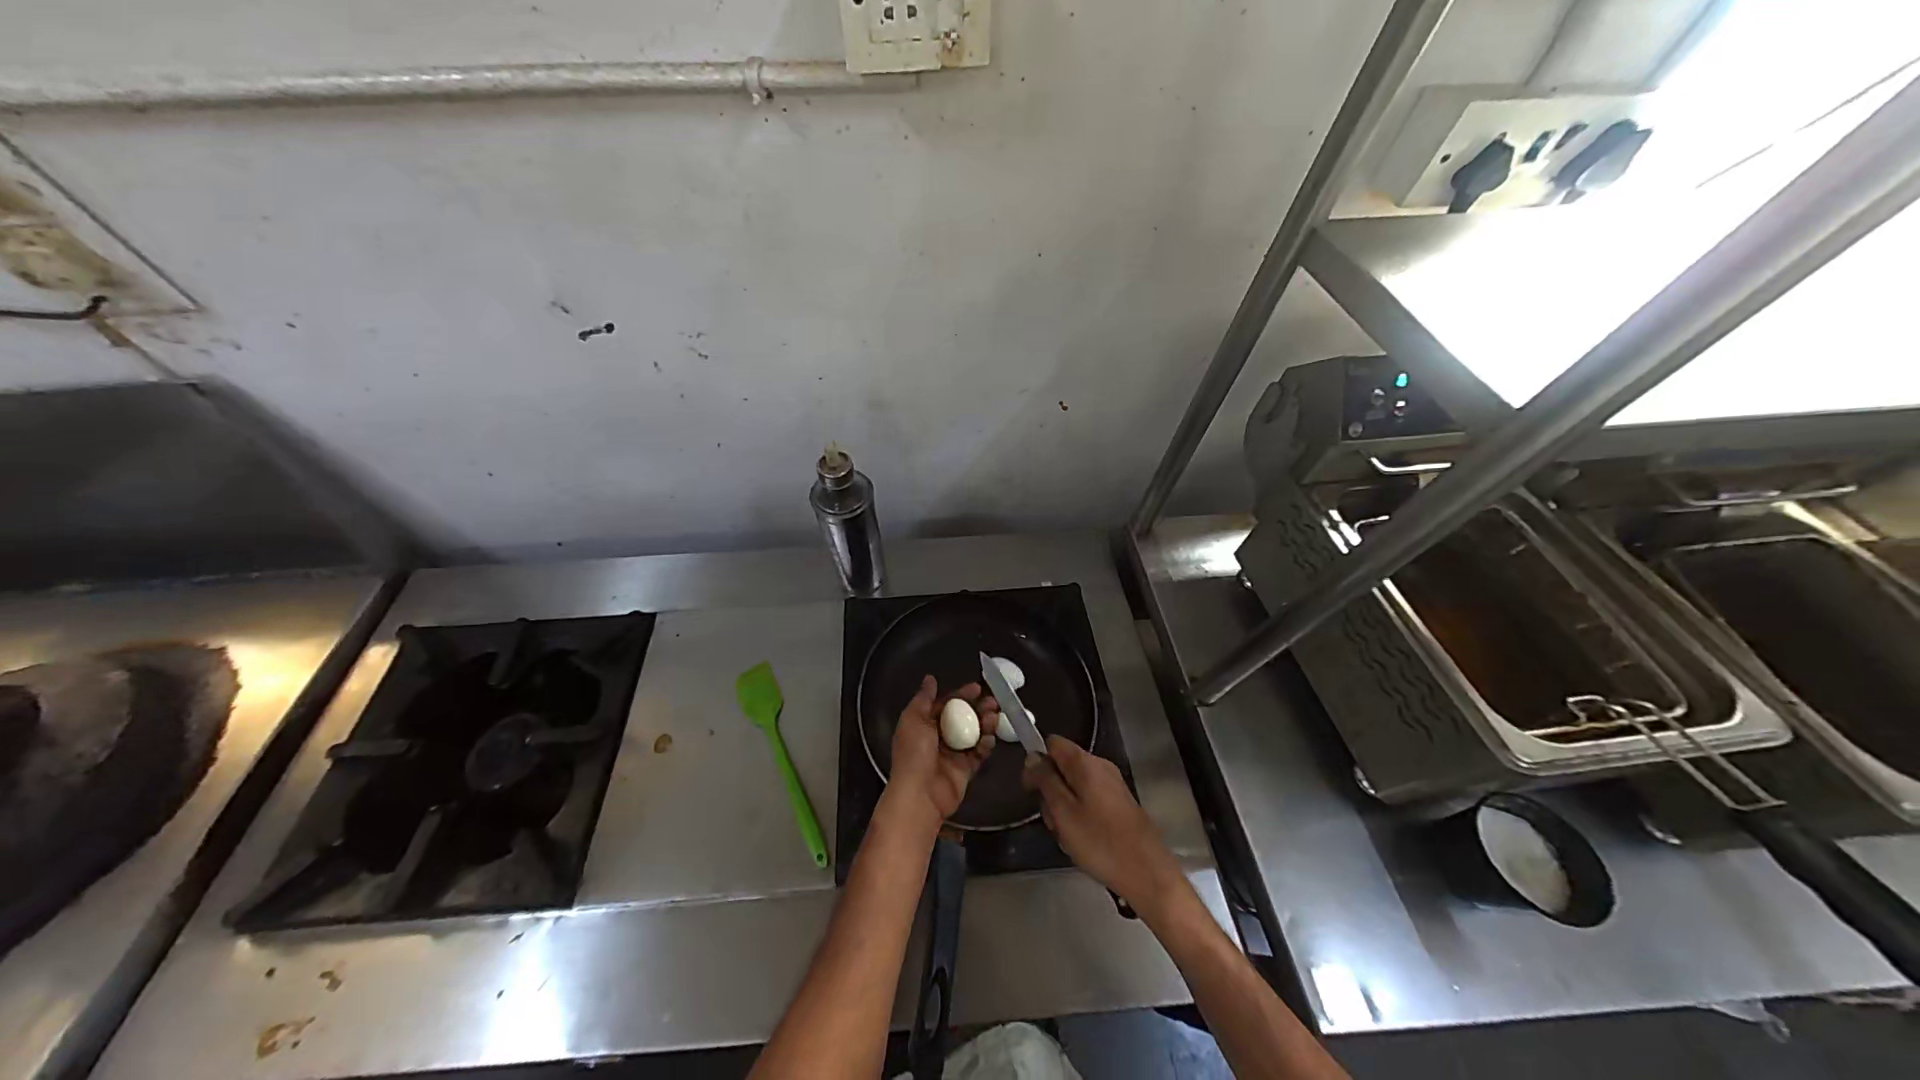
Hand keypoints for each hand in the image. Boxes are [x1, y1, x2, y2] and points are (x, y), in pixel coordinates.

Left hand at [884, 676, 997, 829]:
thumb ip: (923, 698)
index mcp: (924, 724)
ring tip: (995, 717)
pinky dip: (986, 744)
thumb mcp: (913, 719)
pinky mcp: (965, 769)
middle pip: (962, 718)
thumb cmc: (914, 754)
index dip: (961, 695)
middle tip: (993, 702)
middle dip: (978, 708)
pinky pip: (979, 753)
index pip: (945, 704)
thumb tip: (930, 679)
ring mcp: (953, 754)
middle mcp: (938, 737)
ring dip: (985, 723)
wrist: (920, 794)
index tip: (977, 688)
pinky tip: (990, 738)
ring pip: (973, 733)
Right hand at [1023, 736, 1186, 915]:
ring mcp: (1112, 785)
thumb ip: (1045, 780)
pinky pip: (1089, 800)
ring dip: (1064, 808)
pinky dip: (1080, 817)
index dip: (1037, 762)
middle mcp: (1101, 766)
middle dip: (1051, 791)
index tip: (1031, 790)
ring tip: (1068, 836)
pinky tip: (1083, 841)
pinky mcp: (1119, 804)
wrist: (1147, 873)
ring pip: (1074, 786)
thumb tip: (1033, 757)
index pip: (1052, 743)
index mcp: (1086, 763)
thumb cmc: (1100, 842)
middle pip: (1063, 766)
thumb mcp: (1063, 812)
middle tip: (1054, 821)